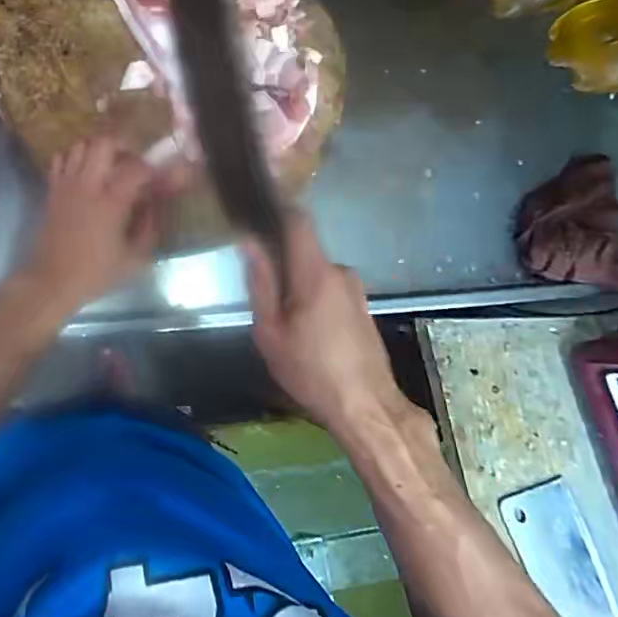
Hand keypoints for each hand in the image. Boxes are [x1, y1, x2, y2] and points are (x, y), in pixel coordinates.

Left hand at [22, 137, 162, 310]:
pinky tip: (83, 174)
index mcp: (111, 201)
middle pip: (103, 142)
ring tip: (108, 166)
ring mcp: (66, 184)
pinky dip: (72, 158)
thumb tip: (155, 204)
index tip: (160, 177)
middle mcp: (87, 185)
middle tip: (131, 162)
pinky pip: (60, 159)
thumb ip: (150, 226)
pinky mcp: (51, 190)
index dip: (153, 168)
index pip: (137, 167)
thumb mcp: (134, 257)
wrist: (52, 280)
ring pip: (80, 145)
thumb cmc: (96, 272)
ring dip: (97, 150)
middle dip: (122, 145)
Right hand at [244, 216, 414, 442]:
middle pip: (303, 248)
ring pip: (314, 271)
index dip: (276, 207)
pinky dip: (310, 296)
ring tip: (279, 317)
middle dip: (278, 259)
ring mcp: (355, 290)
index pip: (298, 221)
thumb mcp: (270, 330)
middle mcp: (340, 272)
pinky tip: (302, 328)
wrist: (368, 410)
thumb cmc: (311, 370)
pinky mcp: (362, 307)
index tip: (253, 206)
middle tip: (256, 286)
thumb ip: (260, 282)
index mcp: (315, 273)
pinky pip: (328, 287)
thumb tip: (249, 242)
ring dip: (295, 282)